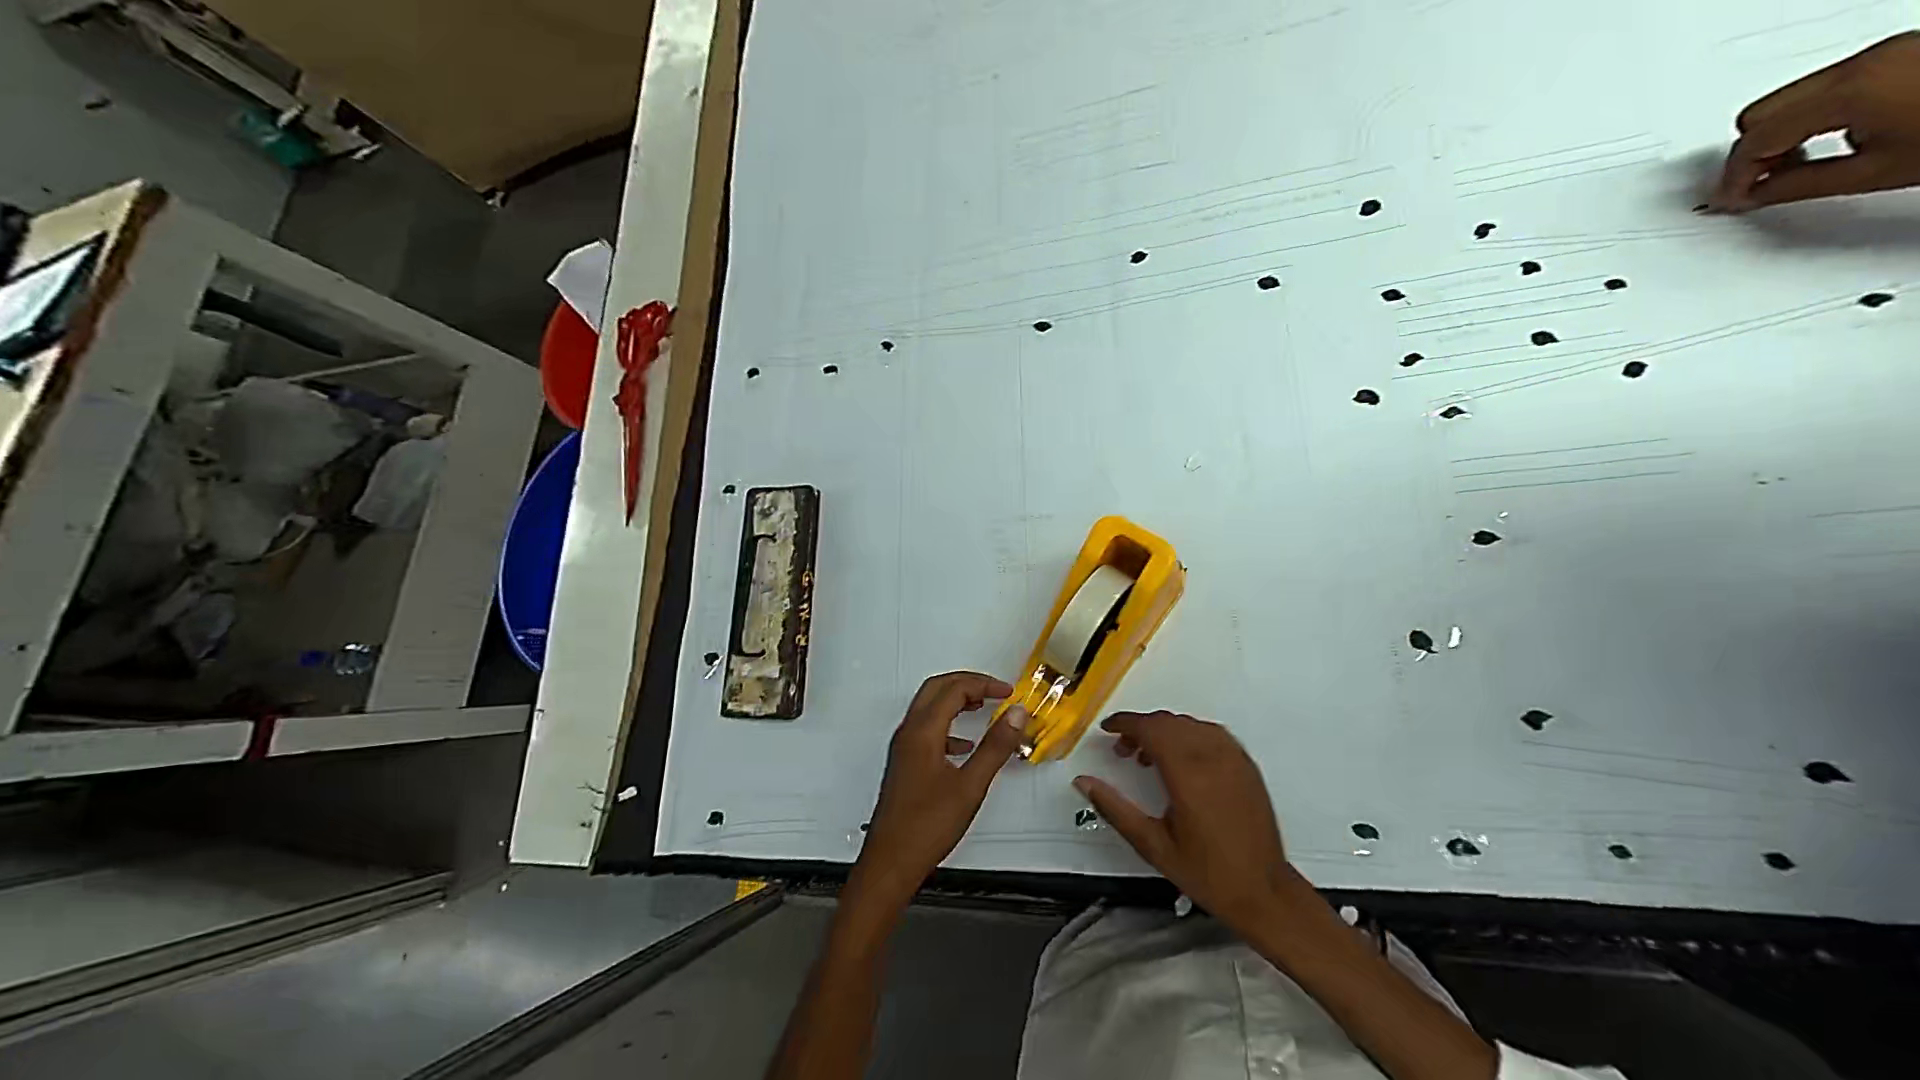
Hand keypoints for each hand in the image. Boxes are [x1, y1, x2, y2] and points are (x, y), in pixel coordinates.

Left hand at [853, 672, 1023, 903]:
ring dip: (956, 701)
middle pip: (937, 689)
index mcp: (922, 732)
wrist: (892, 861)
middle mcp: (908, 734)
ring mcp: (903, 748)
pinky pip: (926, 729)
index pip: (953, 689)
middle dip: (967, 683)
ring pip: (930, 708)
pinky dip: (948, 725)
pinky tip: (964, 745)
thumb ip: (996, 746)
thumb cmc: (925, 827)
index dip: (983, 684)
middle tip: (994, 690)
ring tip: (983, 707)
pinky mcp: (905, 763)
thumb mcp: (971, 785)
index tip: (1006, 691)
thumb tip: (1015, 715)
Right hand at [1074, 711, 1293, 931]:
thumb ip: (1114, 808)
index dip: (1125, 723)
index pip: (1151, 729)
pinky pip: (1212, 733)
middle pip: (1169, 722)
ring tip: (1149, 757)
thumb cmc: (1209, 873)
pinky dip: (1189, 735)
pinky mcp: (1246, 766)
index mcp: (1189, 775)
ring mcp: (1234, 760)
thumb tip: (1086, 783)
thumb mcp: (1151, 844)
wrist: (1262, 891)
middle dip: (1141, 728)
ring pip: (1190, 724)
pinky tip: (1180, 757)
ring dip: (1164, 730)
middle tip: (1123, 749)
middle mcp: (1214, 759)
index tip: (1109, 729)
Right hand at [1712, 32, 1919, 210]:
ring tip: (1795, 165)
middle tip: (1756, 183)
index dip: (1735, 176)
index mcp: (1851, 90)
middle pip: (1762, 113)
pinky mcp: (1903, 53)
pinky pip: (1830, 86)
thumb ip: (1799, 185)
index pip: (1755, 139)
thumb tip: (1756, 194)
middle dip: (1752, 152)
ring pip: (1791, 98)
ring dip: (1783, 135)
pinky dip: (1816, 117)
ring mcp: (1887, 52)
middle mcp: (1865, 62)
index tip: (1732, 198)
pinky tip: (1831, 140)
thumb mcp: (1876, 172)